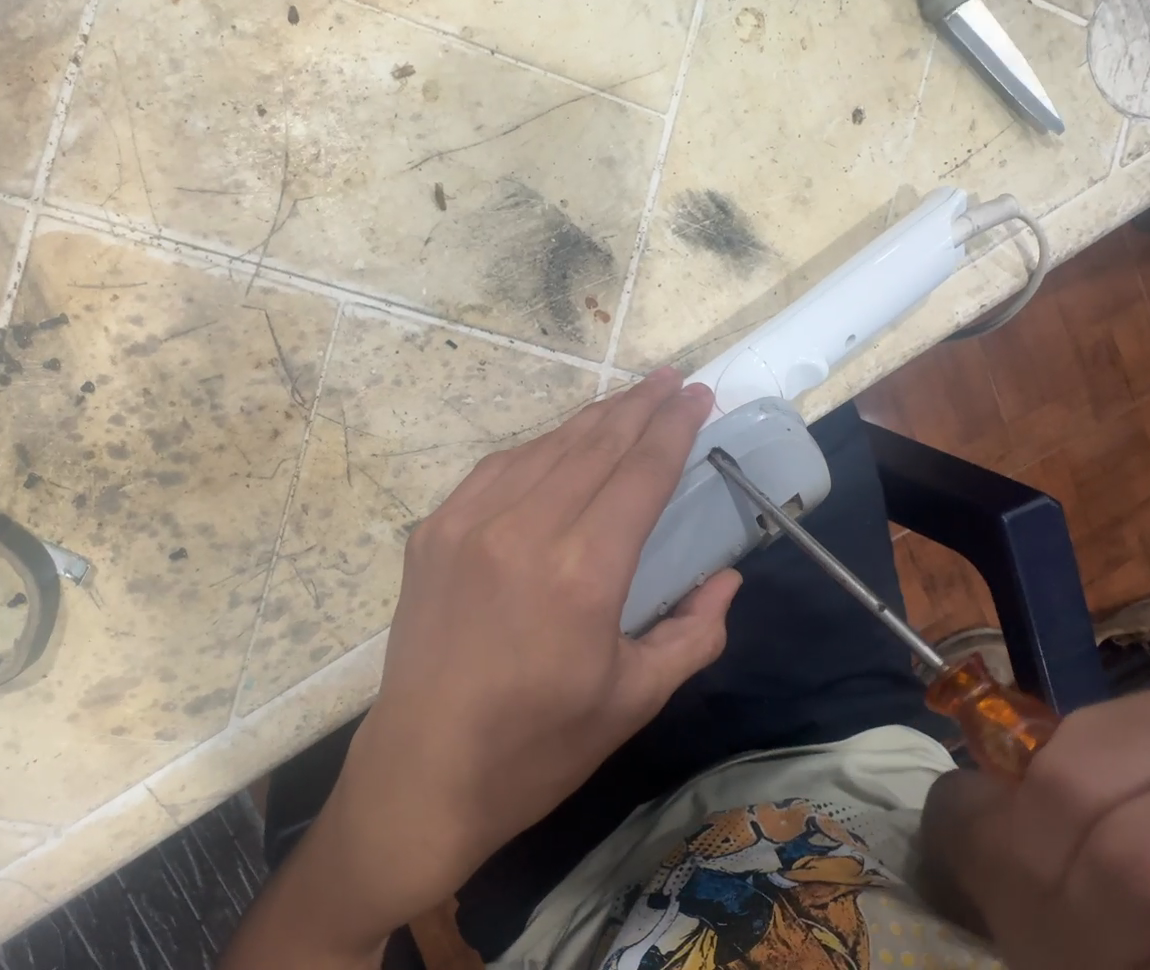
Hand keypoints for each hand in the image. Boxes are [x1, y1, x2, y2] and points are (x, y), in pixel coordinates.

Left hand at [223, 368, 738, 966]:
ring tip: (626, 401)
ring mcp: (468, 524)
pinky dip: (537, 449)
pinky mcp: (433, 533)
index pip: (640, 474)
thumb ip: (693, 633)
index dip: (674, 428)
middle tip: (670, 378)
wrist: (424, 772)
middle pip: (594, 445)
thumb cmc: (538, 747)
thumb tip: (726, 580)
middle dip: (639, 406)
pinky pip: (495, 471)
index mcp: (582, 572)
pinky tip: (557, 445)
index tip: (697, 394)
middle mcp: (524, 530)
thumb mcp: (634, 700)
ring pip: (544, 449)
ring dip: (590, 420)